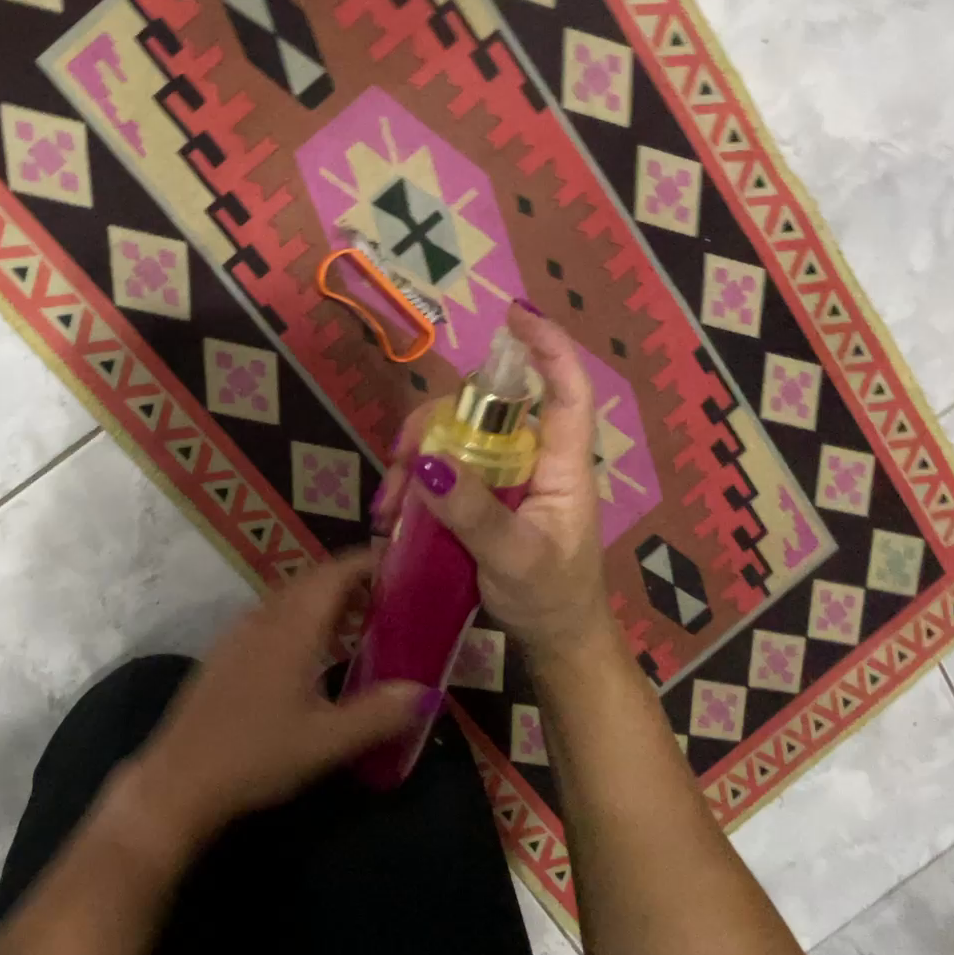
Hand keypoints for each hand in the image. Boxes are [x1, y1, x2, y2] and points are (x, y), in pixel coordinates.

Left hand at [121, 553, 436, 843]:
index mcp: (291, 628)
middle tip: (390, 600)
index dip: (366, 563)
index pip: (333, 573)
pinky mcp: (225, 652)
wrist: (180, 777)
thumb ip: (379, 714)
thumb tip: (426, 691)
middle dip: (351, 581)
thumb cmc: (257, 755)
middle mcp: (263, 618)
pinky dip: (301, 618)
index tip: (400, 566)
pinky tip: (312, 653)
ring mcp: (239, 633)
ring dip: (325, 601)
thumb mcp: (326, 741)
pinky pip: (271, 616)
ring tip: (359, 624)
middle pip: (311, 580)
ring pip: (289, 598)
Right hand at [374, 307, 610, 662]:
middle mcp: (531, 459)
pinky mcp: (480, 496)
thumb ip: (475, 515)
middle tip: (399, 462)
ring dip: (413, 460)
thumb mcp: (515, 559)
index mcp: (561, 465)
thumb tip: (427, 462)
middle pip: (484, 409)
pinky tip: (392, 512)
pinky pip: (441, 469)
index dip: (547, 348)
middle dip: (434, 423)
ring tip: (388, 505)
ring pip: (453, 437)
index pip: (565, 391)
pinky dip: (412, 484)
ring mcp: (503, 477)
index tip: (514, 316)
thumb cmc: (551, 597)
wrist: (551, 639)